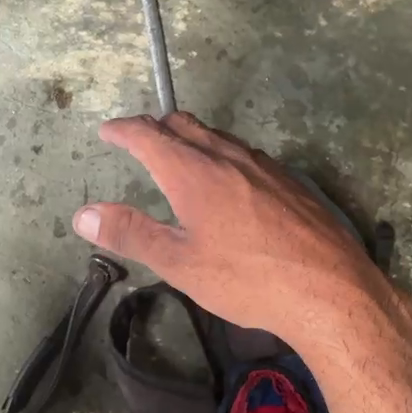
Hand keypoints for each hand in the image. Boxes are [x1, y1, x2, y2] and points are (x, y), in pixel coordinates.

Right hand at [74, 113, 407, 353]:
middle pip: (183, 124)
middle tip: (139, 141)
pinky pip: (242, 153)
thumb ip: (130, 234)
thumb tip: (83, 215)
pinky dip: (220, 154)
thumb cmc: (246, 278)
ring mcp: (261, 164)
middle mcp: (225, 155)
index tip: (107, 131)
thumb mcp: (179, 263)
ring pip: (216, 136)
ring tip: (179, 157)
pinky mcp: (287, 179)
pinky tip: (228, 182)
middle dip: (155, 127)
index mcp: (192, 171)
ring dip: (190, 138)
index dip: (123, 130)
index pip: (147, 135)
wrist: (329, 287)